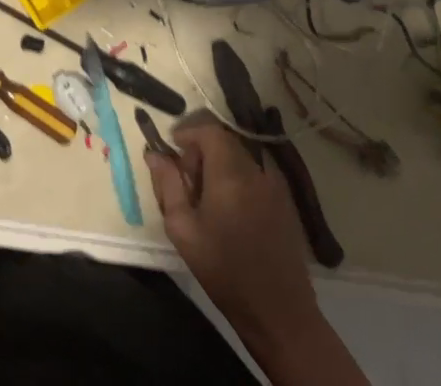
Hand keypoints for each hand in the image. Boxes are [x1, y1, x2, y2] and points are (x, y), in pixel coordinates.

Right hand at [145, 117, 319, 337]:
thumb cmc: (222, 269)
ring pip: (242, 158)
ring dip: (219, 165)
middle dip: (201, 150)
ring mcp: (276, 188)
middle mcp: (258, 173)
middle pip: (226, 142)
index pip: (210, 131)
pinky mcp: (286, 203)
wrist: (277, 309)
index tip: (171, 149)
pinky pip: (256, 175)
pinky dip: (237, 179)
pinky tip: (229, 211)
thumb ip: (167, 185)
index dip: (188, 133)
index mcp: (231, 175)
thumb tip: (155, 154)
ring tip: (205, 198)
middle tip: (185, 180)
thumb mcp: (182, 228)